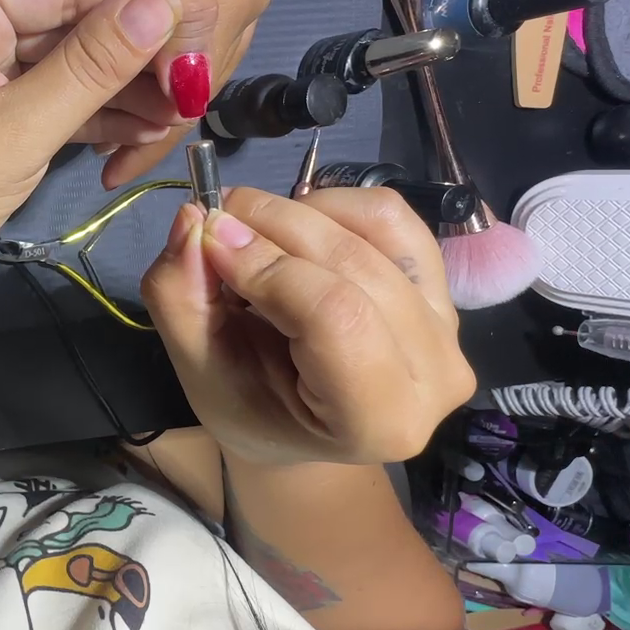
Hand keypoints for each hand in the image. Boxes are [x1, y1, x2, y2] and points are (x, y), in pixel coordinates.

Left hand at [0, 0, 180, 285]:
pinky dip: (95, 112)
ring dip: (120, 88)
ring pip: (69, 60)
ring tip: (179, 114)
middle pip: (70, 19)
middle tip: (193, 83)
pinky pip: (56, 93)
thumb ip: (94, 63)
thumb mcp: (23, 125)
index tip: (192, 31)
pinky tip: (145, 129)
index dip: (131, 0)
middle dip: (131, 54)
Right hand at [139, 188, 475, 463]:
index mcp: (377, 420)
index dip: (265, 264)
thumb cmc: (248, 408)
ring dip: (296, 212)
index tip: (207, 240)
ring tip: (251, 233)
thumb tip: (192, 217)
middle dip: (269, 223)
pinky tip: (295, 231)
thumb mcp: (195, 369)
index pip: (335, 314)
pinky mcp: (442, 287)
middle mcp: (435, 374)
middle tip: (213, 222)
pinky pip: (390, 215)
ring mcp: (449, 327)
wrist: (300, 425)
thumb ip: (180, 299)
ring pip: (373, 227)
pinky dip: (330, 204)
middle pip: (353, 261)